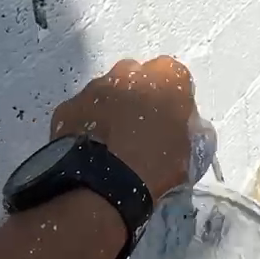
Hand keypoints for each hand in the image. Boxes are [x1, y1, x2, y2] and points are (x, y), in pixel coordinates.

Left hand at [51, 57, 214, 200]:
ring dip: (113, 106)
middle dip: (140, 94)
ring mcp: (95, 86)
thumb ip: (190, 127)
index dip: (173, 96)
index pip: (175, 75)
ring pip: (108, 90)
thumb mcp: (191, 150)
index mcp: (167, 77)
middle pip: (138, 76)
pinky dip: (87, 122)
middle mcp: (130, 71)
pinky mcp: (68, 106)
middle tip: (140, 127)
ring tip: (112, 141)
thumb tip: (184, 124)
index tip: (170, 118)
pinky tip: (90, 147)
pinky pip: (83, 110)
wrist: (101, 186)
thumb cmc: (156, 166)